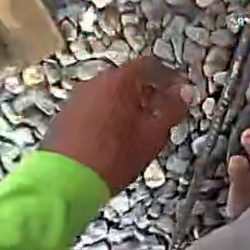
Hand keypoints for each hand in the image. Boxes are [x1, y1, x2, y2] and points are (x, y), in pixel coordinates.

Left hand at [41, 56, 191, 190]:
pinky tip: (117, 138)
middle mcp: (96, 83)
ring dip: (129, 105)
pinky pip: (95, 108)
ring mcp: (77, 99)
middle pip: (130, 79)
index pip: (152, 66)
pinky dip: (110, 116)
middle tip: (164, 112)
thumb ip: (172, 108)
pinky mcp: (65, 117)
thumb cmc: (112, 157)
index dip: (170, 79)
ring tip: (141, 128)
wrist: (63, 183)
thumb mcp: (153, 133)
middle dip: (149, 93)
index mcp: (120, 80)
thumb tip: (185, 92)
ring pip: (112, 95)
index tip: (180, 92)